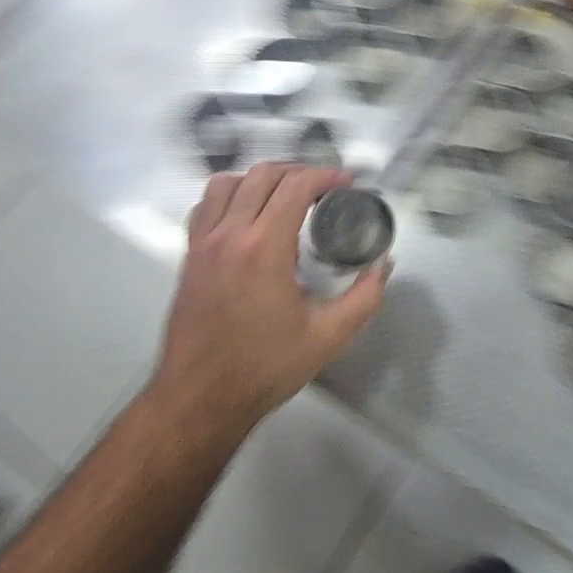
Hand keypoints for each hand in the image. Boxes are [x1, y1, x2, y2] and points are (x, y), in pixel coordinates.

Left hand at [145, 163, 389, 435]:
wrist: (199, 400)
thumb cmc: (265, 368)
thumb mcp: (328, 337)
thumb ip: (364, 297)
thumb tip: (384, 264)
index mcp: (264, 248)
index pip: (296, 185)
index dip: (326, 175)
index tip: (346, 184)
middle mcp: (230, 234)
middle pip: (264, 174)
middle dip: (299, 172)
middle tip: (324, 189)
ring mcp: (203, 243)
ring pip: (229, 182)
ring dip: (262, 178)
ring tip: (285, 196)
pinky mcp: (188, 256)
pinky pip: (206, 205)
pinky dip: (229, 195)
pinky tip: (247, 215)